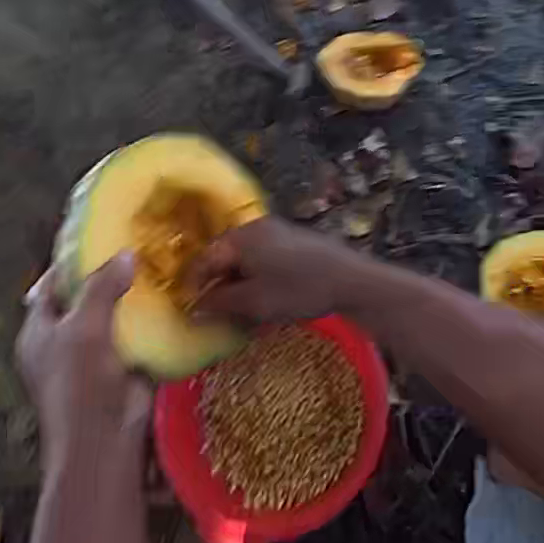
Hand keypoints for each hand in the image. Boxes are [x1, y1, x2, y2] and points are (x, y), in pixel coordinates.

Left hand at [17, 253, 150, 456]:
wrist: (105, 439)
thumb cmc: (80, 383)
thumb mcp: (84, 327)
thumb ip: (100, 288)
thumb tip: (125, 254)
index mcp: (38, 331)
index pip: (50, 285)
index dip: (70, 263)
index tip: (99, 239)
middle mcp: (62, 342)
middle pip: (83, 299)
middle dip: (106, 277)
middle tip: (136, 248)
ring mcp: (93, 357)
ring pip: (112, 317)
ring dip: (131, 299)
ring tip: (158, 267)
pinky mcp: (122, 368)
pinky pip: (134, 337)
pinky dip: (148, 321)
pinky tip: (168, 301)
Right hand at [188, 217, 370, 323]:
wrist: (352, 280)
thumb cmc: (297, 289)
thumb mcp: (254, 302)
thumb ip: (220, 303)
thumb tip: (194, 307)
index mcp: (240, 237)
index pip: (206, 259)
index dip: (194, 285)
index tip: (191, 309)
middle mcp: (256, 228)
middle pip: (226, 257)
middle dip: (219, 286)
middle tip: (217, 314)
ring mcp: (279, 233)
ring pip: (247, 261)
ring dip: (240, 286)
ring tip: (243, 313)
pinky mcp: (296, 243)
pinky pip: (266, 261)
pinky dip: (260, 280)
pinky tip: (267, 302)